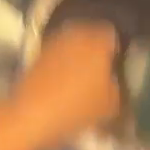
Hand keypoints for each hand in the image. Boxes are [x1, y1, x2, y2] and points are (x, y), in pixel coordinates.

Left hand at [5, 21, 120, 148]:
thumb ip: (118, 88)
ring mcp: (54, 42)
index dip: (115, 49)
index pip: (112, 35)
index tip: (117, 65)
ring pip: (72, 44)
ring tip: (81, 77)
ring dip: (77, 55)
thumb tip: (113, 81)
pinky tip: (63, 81)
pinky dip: (61, 63)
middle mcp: (76, 34)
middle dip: (95, 49)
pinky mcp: (36, 54)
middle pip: (90, 36)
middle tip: (100, 70)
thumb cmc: (78, 107)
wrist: (31, 115)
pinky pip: (57, 54)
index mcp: (98, 41)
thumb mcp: (111, 104)